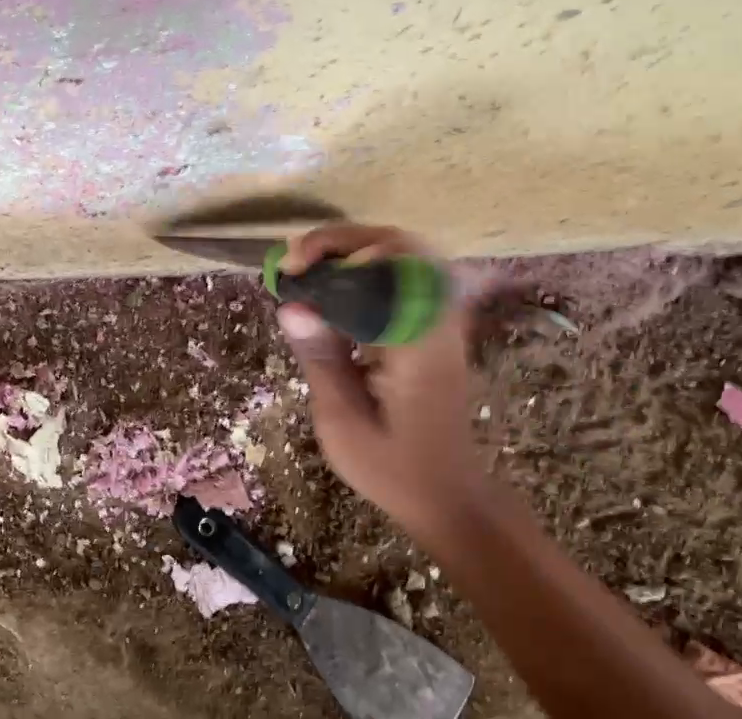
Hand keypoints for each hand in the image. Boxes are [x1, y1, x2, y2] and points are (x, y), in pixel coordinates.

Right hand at [275, 224, 490, 538]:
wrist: (450, 500)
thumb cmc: (393, 470)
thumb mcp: (342, 422)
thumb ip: (321, 358)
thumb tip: (291, 305)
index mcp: (419, 343)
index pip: (395, 262)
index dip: (340, 249)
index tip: (294, 268)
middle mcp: (437, 324)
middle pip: (402, 246)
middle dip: (341, 241)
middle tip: (294, 261)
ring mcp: (439, 327)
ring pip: (404, 257)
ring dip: (350, 252)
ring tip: (305, 270)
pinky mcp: (431, 334)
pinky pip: (402, 281)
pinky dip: (361, 272)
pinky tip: (328, 291)